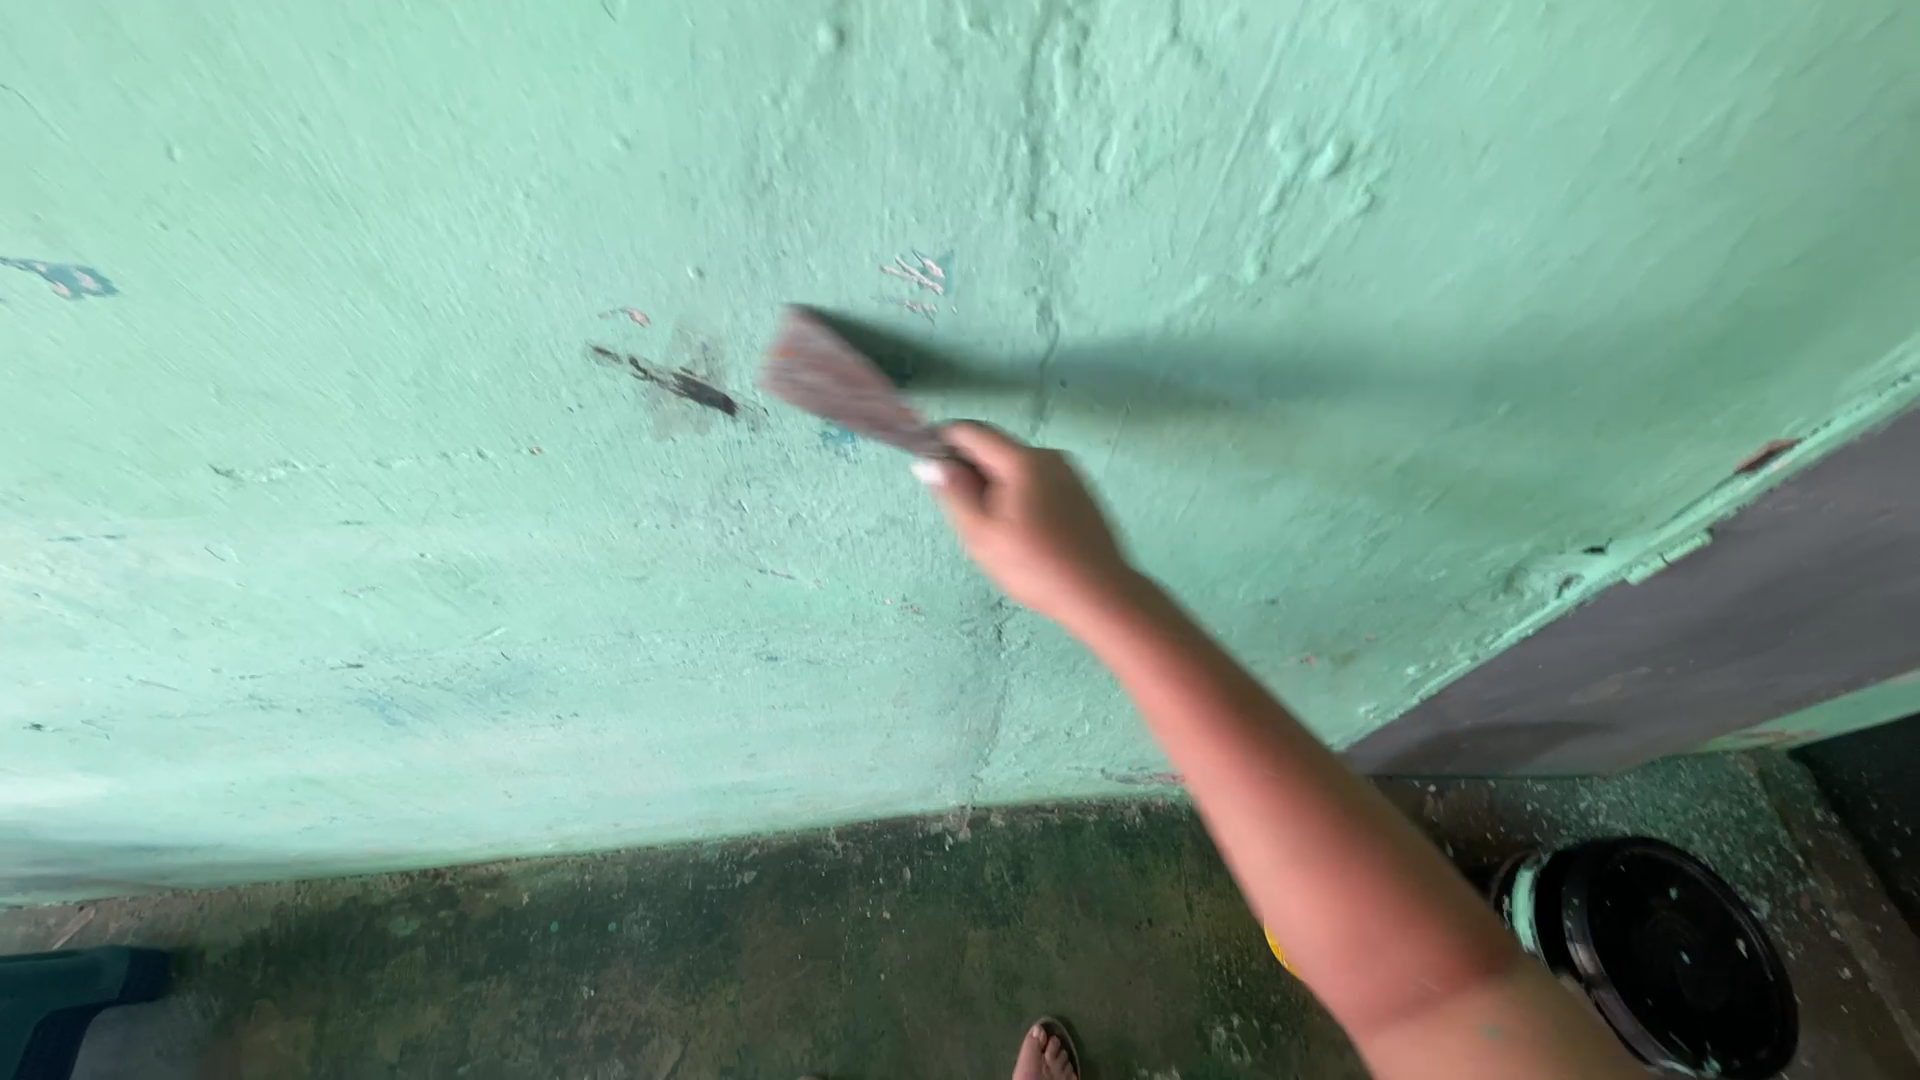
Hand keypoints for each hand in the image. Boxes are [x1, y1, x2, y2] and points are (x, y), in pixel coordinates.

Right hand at [914, 421, 1145, 625]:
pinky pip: (1038, 482)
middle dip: (972, 471)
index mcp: (1023, 460)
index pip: (971, 431)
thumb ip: (953, 492)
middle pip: (996, 449)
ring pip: (1017, 468)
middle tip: (965, 514)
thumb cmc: (1034, 566)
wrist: (1099, 593)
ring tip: (995, 531)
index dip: (943, 442)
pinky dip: (1020, 496)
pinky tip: (1023, 533)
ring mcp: (1070, 473)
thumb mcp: (981, 534)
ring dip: (996, 487)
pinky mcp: (1081, 493)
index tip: (930, 468)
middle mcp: (1049, 456)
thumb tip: (930, 463)